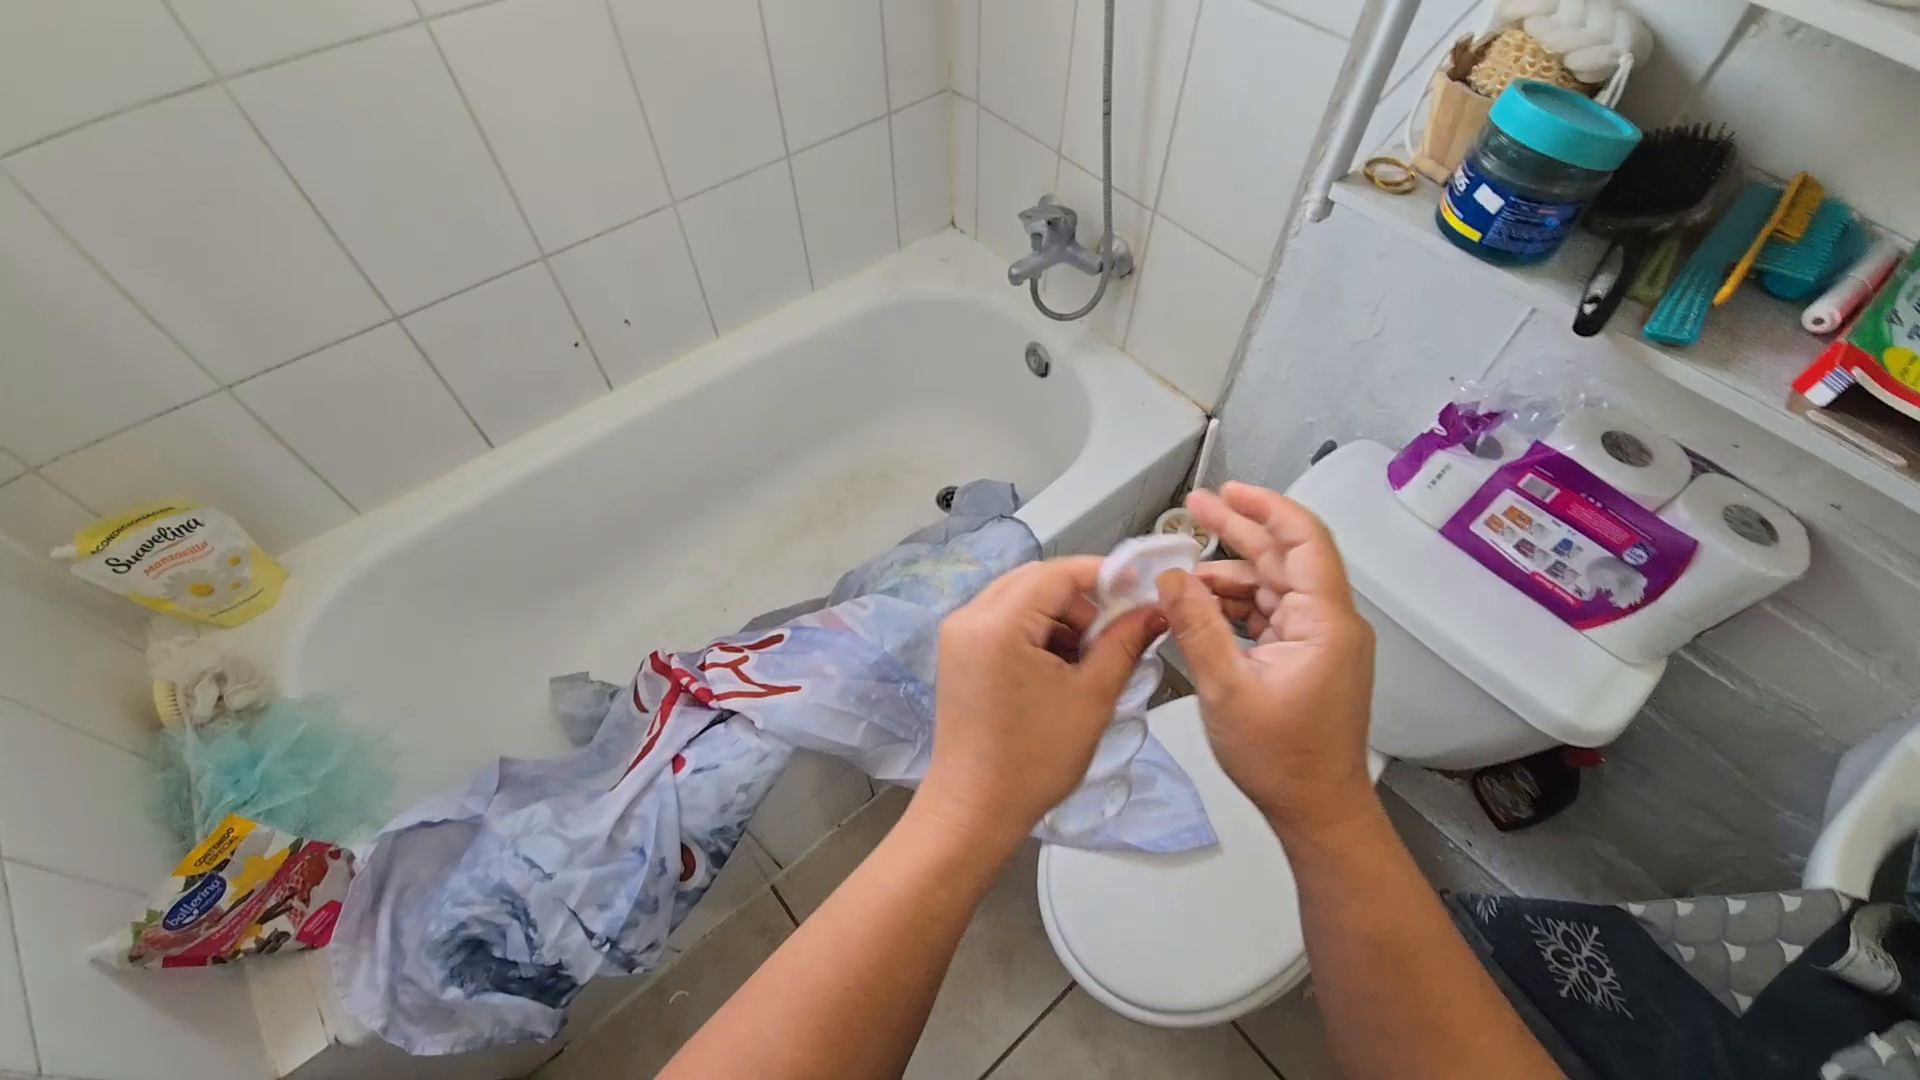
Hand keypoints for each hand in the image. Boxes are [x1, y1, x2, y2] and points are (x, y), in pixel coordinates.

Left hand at [919, 557, 1164, 847]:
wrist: (975, 808)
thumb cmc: (1035, 759)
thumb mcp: (1091, 697)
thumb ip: (1124, 643)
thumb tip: (1154, 609)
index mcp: (998, 624)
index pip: (1056, 573)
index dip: (1102, 574)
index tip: (1139, 588)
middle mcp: (969, 617)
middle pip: (1035, 580)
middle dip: (1080, 598)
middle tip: (1115, 629)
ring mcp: (958, 634)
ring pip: (1019, 598)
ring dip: (1058, 615)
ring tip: (1089, 657)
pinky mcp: (957, 653)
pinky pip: (1002, 620)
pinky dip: (1035, 630)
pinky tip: (1059, 665)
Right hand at [1156, 483, 1377, 838]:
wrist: (1317, 809)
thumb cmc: (1282, 760)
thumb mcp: (1225, 689)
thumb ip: (1196, 626)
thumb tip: (1170, 578)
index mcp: (1323, 623)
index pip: (1303, 540)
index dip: (1265, 507)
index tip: (1227, 492)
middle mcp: (1328, 623)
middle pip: (1282, 556)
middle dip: (1237, 530)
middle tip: (1195, 509)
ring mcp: (1318, 640)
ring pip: (1271, 585)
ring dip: (1227, 574)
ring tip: (1180, 572)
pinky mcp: (1305, 656)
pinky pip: (1268, 612)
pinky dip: (1233, 604)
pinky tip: (1200, 604)